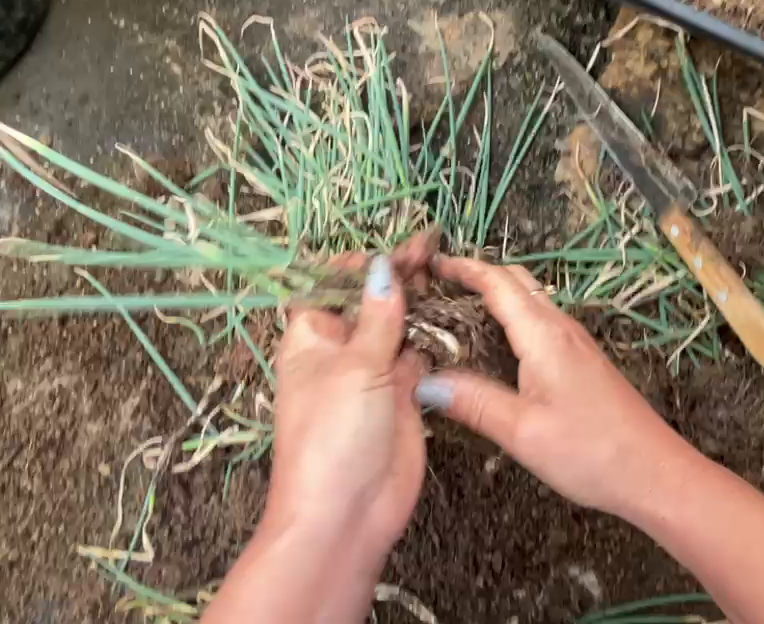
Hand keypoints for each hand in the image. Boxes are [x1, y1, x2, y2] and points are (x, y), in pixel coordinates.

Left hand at [263, 239, 431, 569]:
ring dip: (417, 299)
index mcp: (312, 336)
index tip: (392, 248)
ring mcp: (374, 371)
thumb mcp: (354, 367)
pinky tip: (452, 310)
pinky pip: (418, 353)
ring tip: (444, 270)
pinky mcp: (403, 392)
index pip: (330, 285)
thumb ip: (377, 316)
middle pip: (368, 300)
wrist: (347, 515)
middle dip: (395, 275)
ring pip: (397, 323)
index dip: (358, 264)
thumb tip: (383, 269)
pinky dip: (433, 333)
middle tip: (430, 249)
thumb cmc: (332, 435)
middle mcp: (342, 349)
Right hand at [415, 254, 700, 520]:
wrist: (655, 471)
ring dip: (495, 291)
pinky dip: (512, 313)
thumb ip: (474, 402)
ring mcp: (574, 339)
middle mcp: (560, 325)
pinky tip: (496, 340)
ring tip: (459, 307)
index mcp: (542, 334)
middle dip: (477, 272)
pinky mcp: (581, 356)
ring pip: (530, 297)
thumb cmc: (590, 450)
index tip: (431, 264)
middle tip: (439, 283)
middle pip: (515, 279)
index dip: (462, 268)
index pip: (496, 282)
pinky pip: (540, 317)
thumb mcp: (523, 432)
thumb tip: (425, 382)